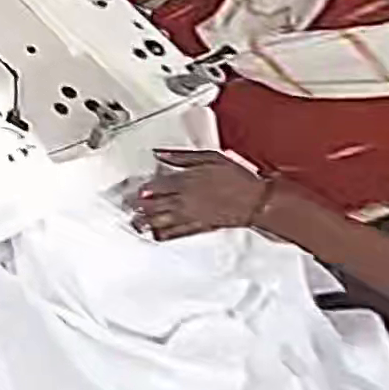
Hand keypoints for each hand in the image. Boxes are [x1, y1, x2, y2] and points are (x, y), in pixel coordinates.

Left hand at [131, 149, 268, 240]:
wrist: (261, 200)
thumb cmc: (238, 178)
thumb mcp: (209, 157)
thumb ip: (180, 156)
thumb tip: (159, 153)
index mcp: (183, 181)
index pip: (153, 186)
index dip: (141, 190)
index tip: (132, 191)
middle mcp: (184, 199)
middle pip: (154, 204)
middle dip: (138, 207)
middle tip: (126, 208)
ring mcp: (192, 214)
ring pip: (163, 219)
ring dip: (146, 222)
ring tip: (134, 223)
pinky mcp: (203, 225)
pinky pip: (181, 231)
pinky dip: (167, 234)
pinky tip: (157, 236)